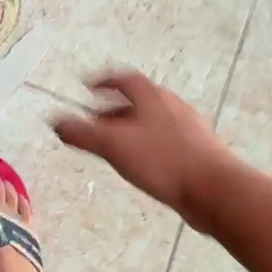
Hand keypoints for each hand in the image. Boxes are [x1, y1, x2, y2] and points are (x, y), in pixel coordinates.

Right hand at [52, 71, 238, 231]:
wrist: (217, 191)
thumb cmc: (163, 161)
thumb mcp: (112, 146)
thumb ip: (81, 133)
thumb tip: (55, 121)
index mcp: (151, 96)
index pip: (124, 79)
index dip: (104, 81)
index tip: (88, 87)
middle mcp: (172, 106)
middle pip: (139, 101)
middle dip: (115, 109)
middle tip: (96, 122)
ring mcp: (189, 129)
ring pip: (154, 122)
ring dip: (132, 130)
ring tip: (116, 147)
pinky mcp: (200, 152)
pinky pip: (167, 141)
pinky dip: (149, 146)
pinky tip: (144, 167)